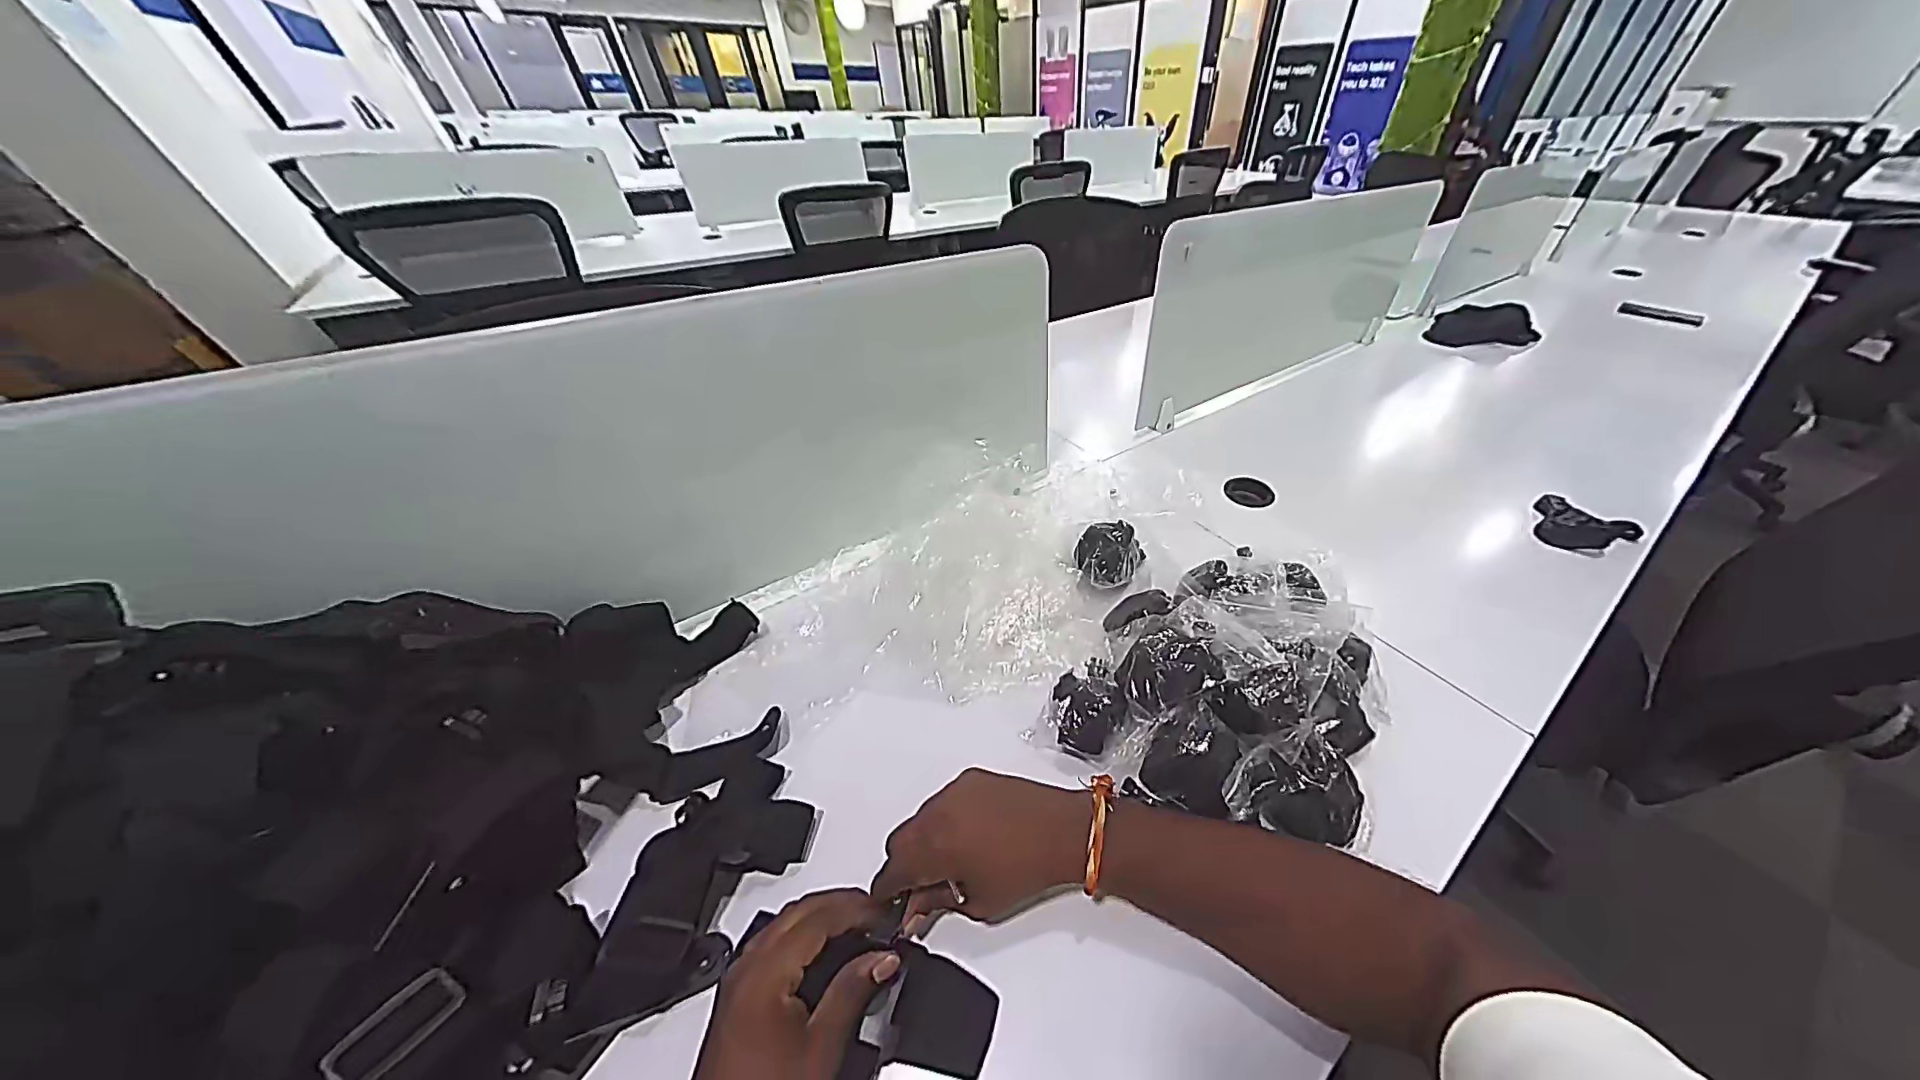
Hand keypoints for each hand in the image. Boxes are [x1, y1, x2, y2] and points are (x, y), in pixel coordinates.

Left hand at [692, 889, 899, 1079]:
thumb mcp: (821, 1049)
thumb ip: (852, 992)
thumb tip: (881, 958)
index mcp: (764, 973)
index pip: (817, 916)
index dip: (856, 908)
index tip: (883, 913)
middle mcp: (745, 969)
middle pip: (799, 911)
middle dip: (840, 904)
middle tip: (876, 914)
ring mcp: (737, 981)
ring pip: (785, 924)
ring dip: (822, 916)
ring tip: (858, 928)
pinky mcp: (737, 996)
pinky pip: (774, 944)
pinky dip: (804, 935)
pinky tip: (825, 951)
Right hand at [871, 768, 1088, 926]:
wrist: (1063, 833)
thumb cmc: (1030, 867)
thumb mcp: (977, 902)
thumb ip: (937, 903)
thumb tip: (918, 906)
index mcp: (936, 846)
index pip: (892, 870)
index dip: (888, 891)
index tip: (891, 901)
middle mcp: (939, 813)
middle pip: (900, 842)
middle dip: (905, 865)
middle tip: (922, 884)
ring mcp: (954, 793)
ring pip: (920, 819)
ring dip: (925, 840)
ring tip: (953, 859)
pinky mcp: (970, 781)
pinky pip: (944, 801)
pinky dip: (946, 819)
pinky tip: (968, 836)